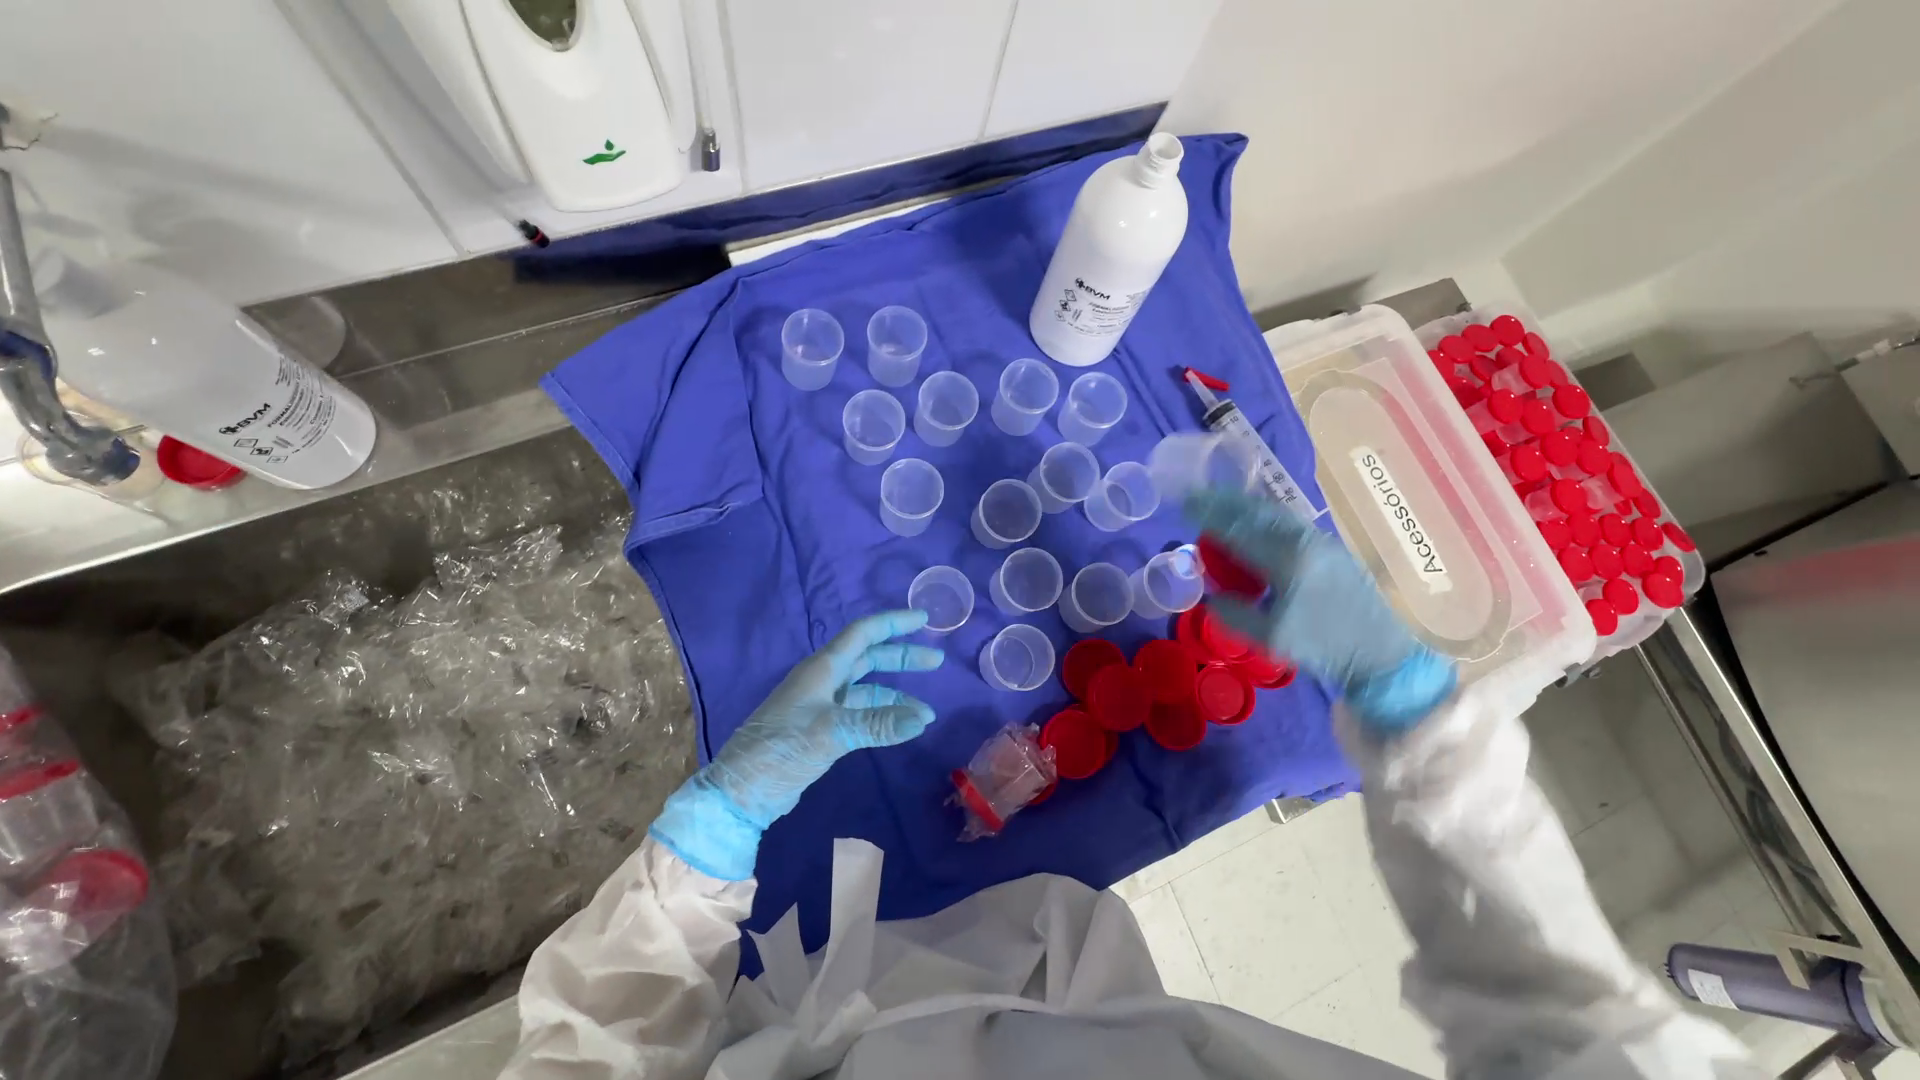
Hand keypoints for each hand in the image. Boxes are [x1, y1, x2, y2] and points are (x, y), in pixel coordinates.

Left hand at [650, 610, 943, 879]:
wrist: (741, 792)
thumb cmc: (781, 750)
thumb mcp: (832, 733)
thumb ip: (878, 723)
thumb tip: (923, 718)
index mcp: (821, 669)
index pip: (863, 634)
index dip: (893, 624)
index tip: (924, 619)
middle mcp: (822, 680)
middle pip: (868, 657)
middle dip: (901, 657)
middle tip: (936, 661)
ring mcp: (820, 705)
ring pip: (865, 687)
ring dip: (895, 694)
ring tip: (925, 713)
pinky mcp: (819, 729)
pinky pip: (858, 712)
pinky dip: (880, 715)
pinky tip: (897, 728)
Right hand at [1184, 487, 1455, 733]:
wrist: (1380, 653)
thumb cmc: (1323, 648)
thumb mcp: (1269, 638)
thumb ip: (1233, 614)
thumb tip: (1210, 596)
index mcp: (1287, 561)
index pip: (1238, 529)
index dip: (1208, 515)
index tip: (1185, 505)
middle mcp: (1304, 541)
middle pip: (1257, 510)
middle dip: (1223, 501)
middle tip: (1197, 497)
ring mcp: (1321, 541)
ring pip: (1275, 512)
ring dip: (1244, 506)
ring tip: (1220, 505)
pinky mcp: (1332, 548)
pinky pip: (1288, 522)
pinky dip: (1263, 517)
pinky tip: (1253, 524)